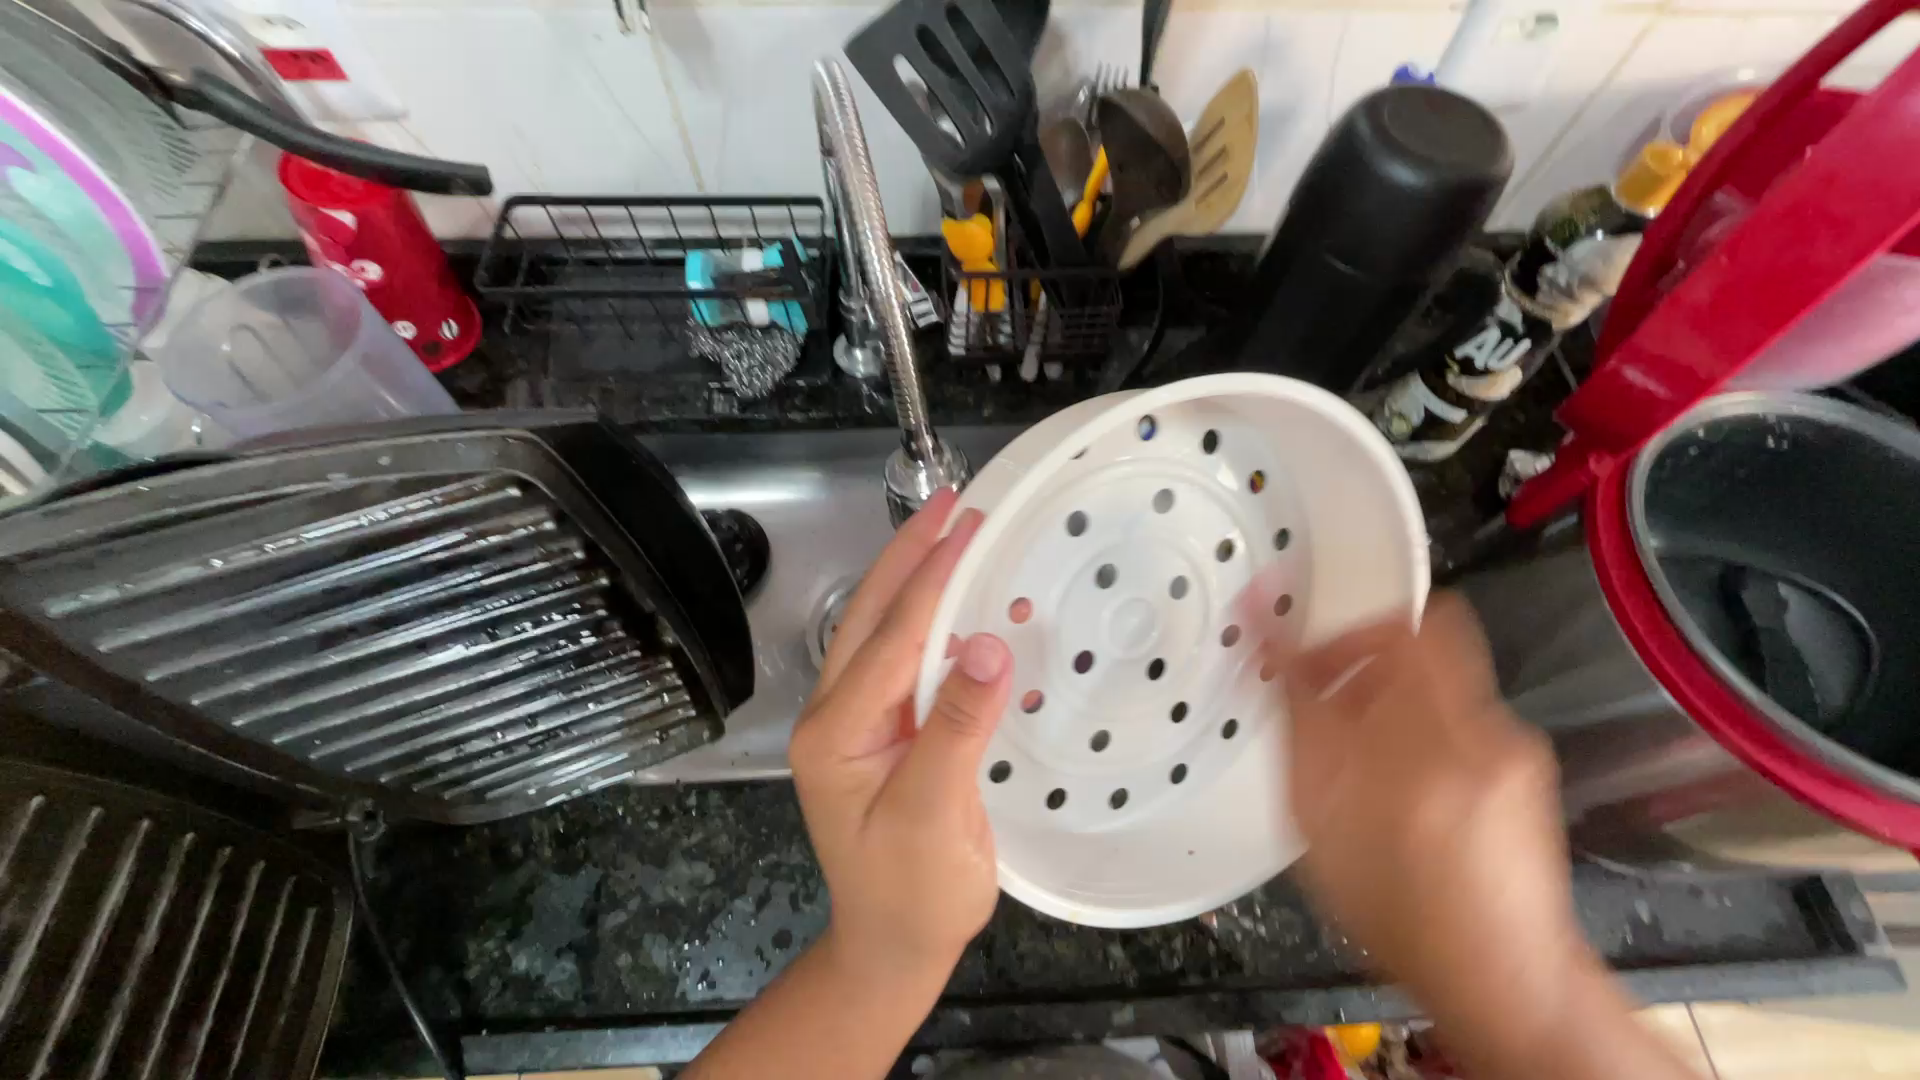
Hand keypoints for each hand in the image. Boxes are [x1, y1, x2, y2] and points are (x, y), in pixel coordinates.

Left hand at [789, 489, 1009, 984]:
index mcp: (836, 731)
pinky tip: (963, 598)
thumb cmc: (911, 893)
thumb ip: (956, 728)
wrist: (894, 944)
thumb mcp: (935, 817)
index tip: (966, 528)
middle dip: (910, 556)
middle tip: (951, 504)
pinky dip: (936, 620)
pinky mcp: (886, 727)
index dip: (930, 581)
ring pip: (885, 630)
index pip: (888, 640)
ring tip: (955, 531)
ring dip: (919, 578)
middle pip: (872, 617)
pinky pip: (908, 659)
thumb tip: (986, 646)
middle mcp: (837, 712)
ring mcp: (859, 718)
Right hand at [1269, 592, 1592, 1048]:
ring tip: (1344, 745)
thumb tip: (1274, 646)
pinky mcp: (1522, 774)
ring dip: (1383, 694)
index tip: (1298, 637)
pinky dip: (1413, 726)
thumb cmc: (1396, 898)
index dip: (1345, 621)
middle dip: (1359, 656)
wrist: (1500, 977)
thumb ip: (1298, 714)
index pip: (1402, 624)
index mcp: (1431, 727)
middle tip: (1318, 688)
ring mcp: (1511, 749)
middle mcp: (1484, 725)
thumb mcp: (1320, 807)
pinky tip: (1386, 780)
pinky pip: (1457, 719)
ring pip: (1437, 683)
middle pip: (1421, 645)